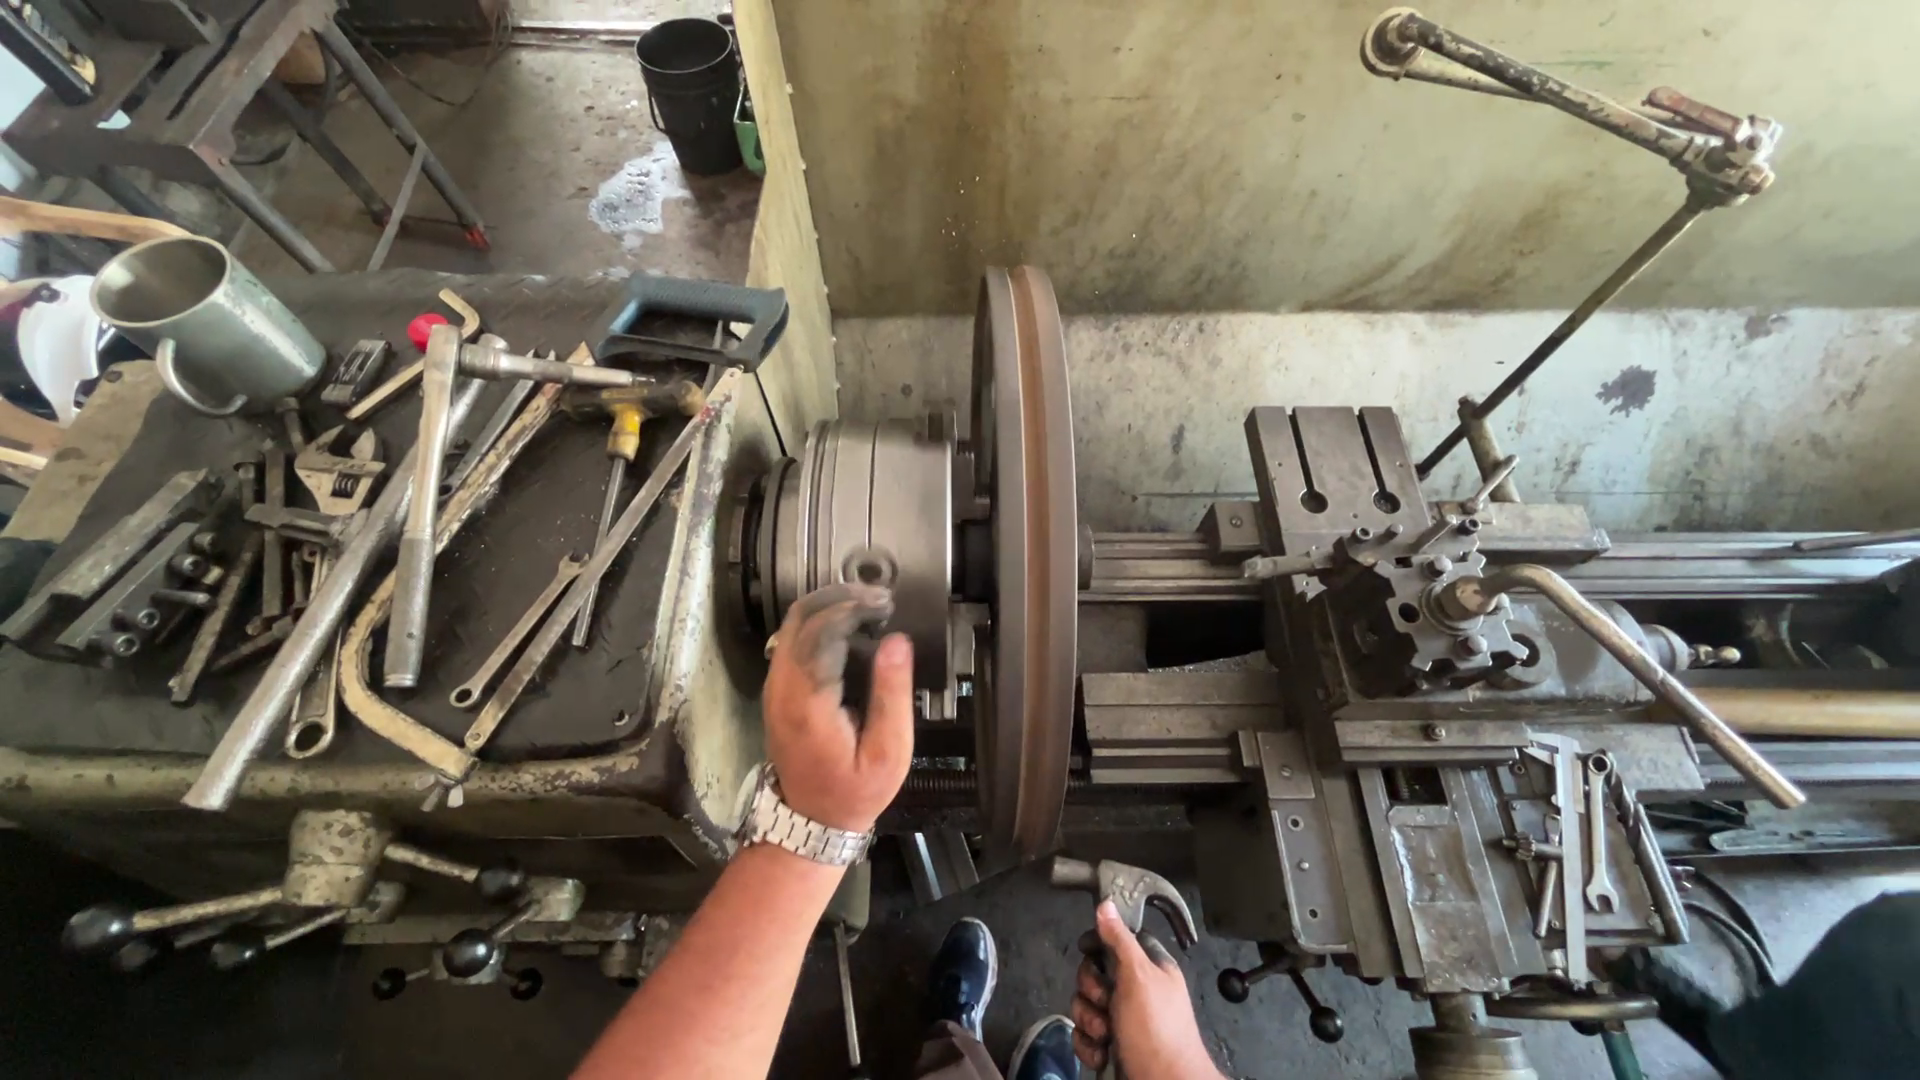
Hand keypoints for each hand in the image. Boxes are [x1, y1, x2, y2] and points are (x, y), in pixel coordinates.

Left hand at [760, 583, 914, 832]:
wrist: (810, 821)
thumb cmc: (854, 790)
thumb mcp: (888, 751)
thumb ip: (892, 694)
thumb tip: (897, 641)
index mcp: (808, 702)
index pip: (820, 630)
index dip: (852, 606)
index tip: (884, 604)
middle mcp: (781, 688)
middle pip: (800, 618)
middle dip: (839, 596)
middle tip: (878, 598)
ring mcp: (775, 687)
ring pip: (792, 625)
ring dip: (829, 606)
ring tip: (869, 607)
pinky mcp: (778, 689)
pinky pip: (793, 640)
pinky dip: (820, 622)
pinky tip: (850, 626)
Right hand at [1071, 900, 1225, 1079]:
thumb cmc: (1155, 1029)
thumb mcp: (1139, 976)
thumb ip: (1119, 939)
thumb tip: (1106, 902)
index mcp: (1150, 968)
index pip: (1117, 940)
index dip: (1099, 945)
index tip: (1087, 951)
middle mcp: (1136, 991)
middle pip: (1094, 973)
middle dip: (1091, 991)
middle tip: (1105, 1003)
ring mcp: (1123, 1021)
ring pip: (1086, 1005)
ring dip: (1089, 1021)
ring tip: (1105, 1036)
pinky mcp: (1111, 1047)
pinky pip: (1085, 1035)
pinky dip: (1089, 1046)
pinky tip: (1101, 1055)